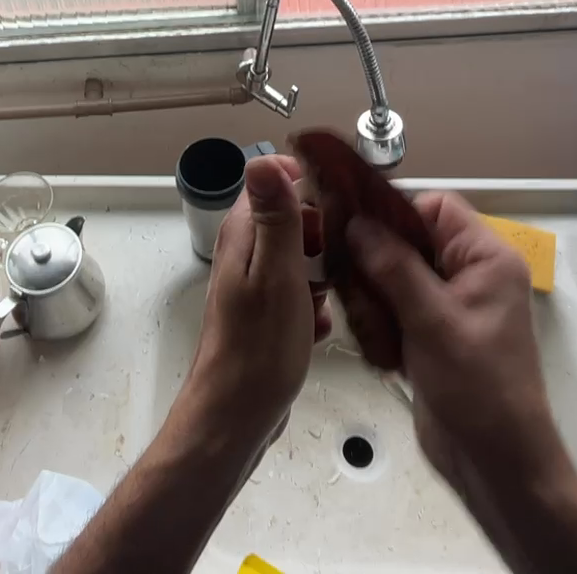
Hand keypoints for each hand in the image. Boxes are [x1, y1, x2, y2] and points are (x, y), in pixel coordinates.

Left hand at [174, 155, 328, 452]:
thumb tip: (264, 159)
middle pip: (294, 219)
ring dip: (321, 276)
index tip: (339, 209)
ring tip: (325, 302)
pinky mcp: (264, 311)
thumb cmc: (259, 349)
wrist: (237, 417)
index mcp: (242, 233)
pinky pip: (299, 292)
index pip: (275, 180)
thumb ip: (275, 218)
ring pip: (301, 258)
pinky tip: (317, 329)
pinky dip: (313, 307)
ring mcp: (253, 282)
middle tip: (334, 267)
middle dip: (322, 238)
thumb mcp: (277, 275)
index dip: (310, 187)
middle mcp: (244, 251)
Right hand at [342, 191, 574, 512]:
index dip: (394, 210)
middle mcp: (470, 274)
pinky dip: (379, 316)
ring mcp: (450, 304)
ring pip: (396, 272)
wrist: (496, 465)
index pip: (435, 207)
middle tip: (341, 265)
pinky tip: (372, 338)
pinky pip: (396, 304)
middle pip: (411, 238)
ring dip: (374, 290)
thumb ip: (393, 266)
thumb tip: (356, 222)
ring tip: (360, 312)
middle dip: (376, 254)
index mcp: (486, 259)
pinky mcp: (432, 330)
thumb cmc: (479, 390)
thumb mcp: (433, 321)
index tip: (353, 223)